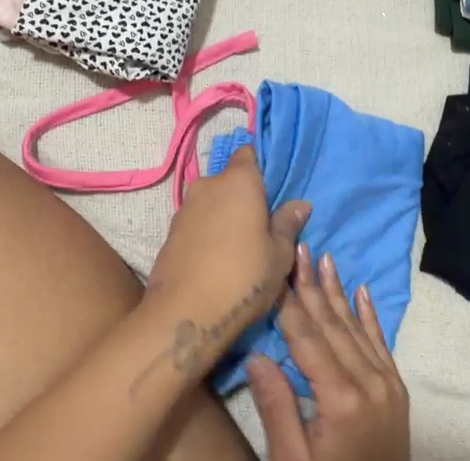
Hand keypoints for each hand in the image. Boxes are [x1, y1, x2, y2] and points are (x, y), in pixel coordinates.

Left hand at [145, 146, 307, 333]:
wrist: (184, 315)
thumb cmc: (243, 277)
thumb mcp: (279, 254)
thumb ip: (288, 224)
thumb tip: (301, 204)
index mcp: (239, 181)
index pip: (247, 154)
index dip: (259, 167)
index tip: (270, 191)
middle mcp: (208, 186)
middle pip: (229, 181)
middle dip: (241, 197)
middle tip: (258, 225)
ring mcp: (184, 209)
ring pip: (210, 203)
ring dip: (222, 216)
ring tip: (235, 247)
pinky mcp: (169, 234)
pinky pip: (195, 224)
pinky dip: (205, 234)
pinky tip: (214, 261)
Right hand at [250, 246, 411, 460]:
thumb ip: (278, 409)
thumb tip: (256, 355)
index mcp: (342, 400)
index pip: (309, 340)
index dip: (291, 304)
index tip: (277, 270)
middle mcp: (370, 383)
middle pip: (334, 326)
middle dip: (313, 286)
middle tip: (299, 247)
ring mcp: (388, 384)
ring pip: (357, 328)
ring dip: (339, 292)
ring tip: (324, 258)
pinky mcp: (397, 390)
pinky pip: (381, 343)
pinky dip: (370, 315)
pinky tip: (362, 291)